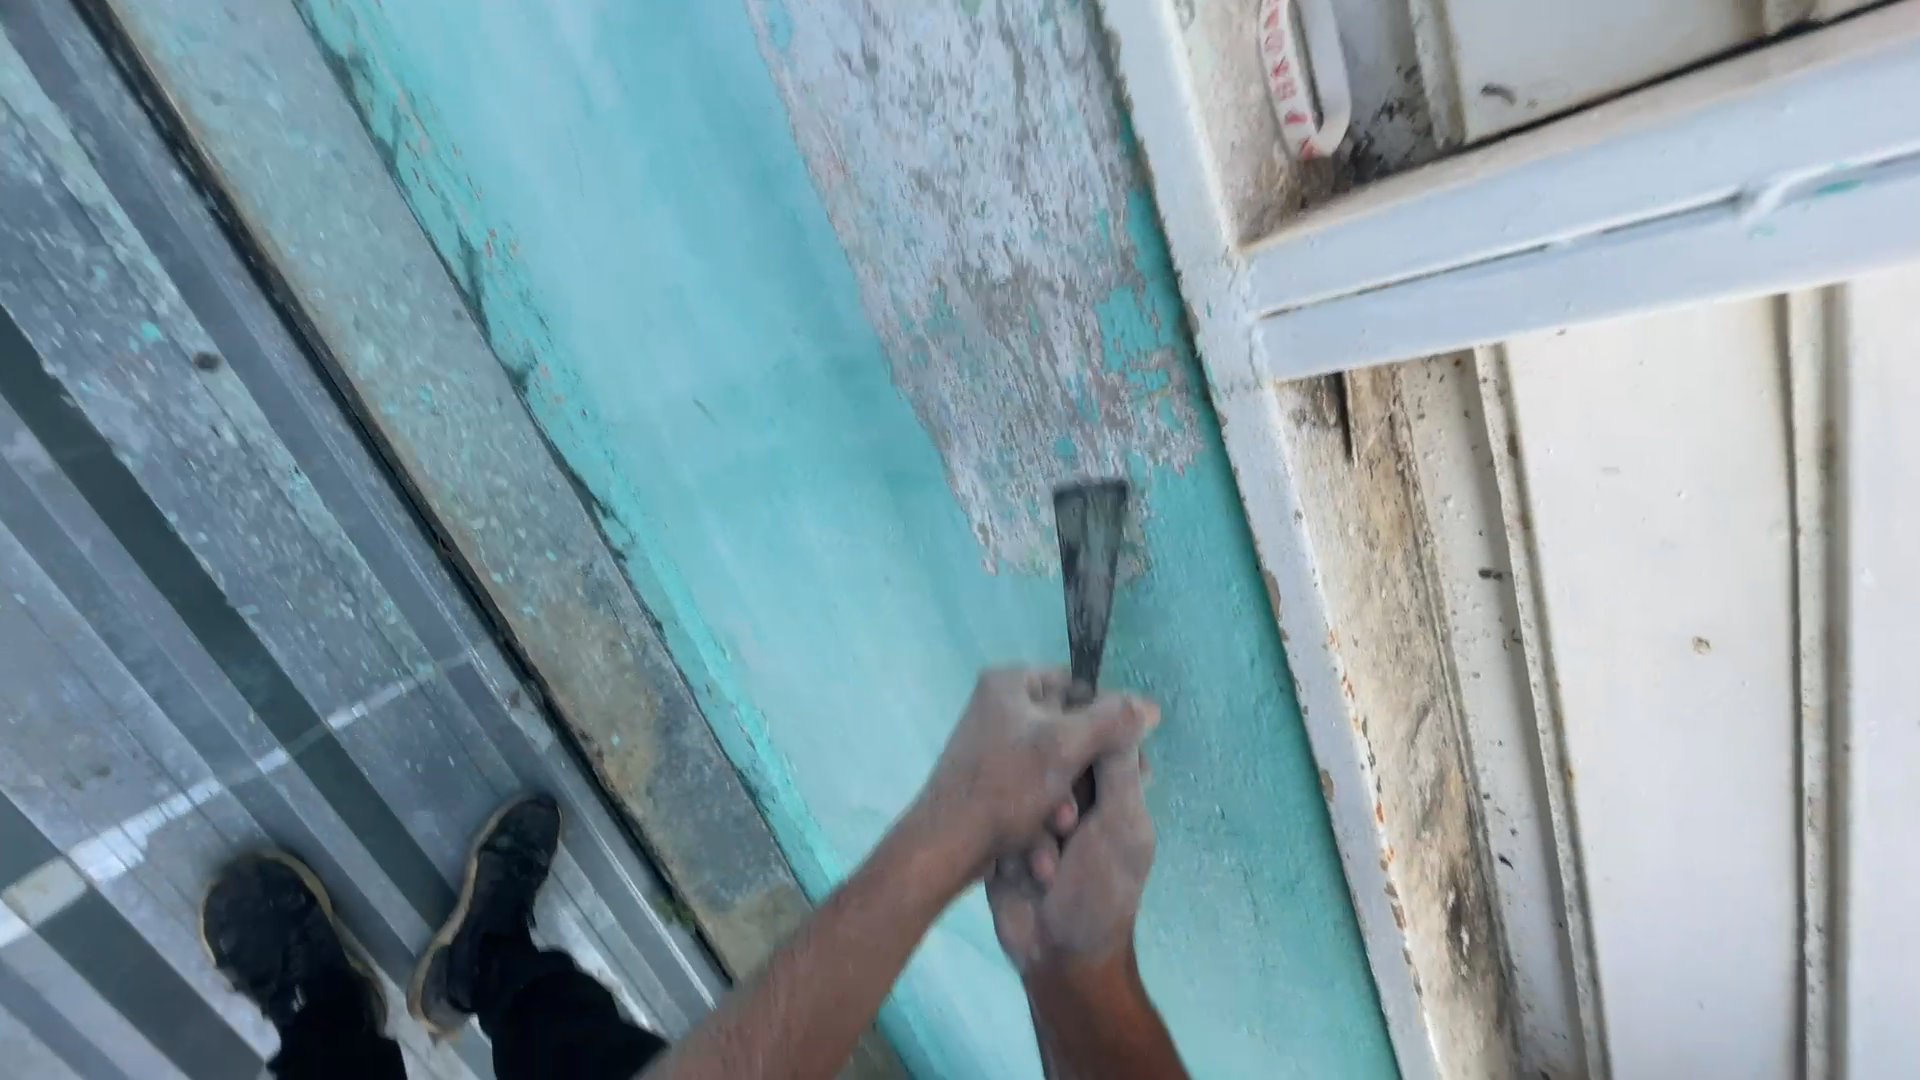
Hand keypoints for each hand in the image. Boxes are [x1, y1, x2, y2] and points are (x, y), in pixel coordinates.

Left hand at [917, 669, 1156, 871]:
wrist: (945, 846)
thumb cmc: (1004, 787)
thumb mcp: (1066, 748)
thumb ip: (1112, 722)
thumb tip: (1150, 705)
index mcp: (1009, 683)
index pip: (1075, 686)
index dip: (1104, 716)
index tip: (1125, 752)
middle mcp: (997, 704)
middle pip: (1067, 727)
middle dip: (1086, 767)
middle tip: (1110, 792)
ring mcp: (992, 742)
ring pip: (1052, 762)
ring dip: (1066, 796)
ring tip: (1067, 824)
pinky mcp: (989, 777)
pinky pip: (1031, 784)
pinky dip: (1043, 807)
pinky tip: (1049, 837)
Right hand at [987, 747, 1156, 974]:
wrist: (1057, 956)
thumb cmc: (1102, 891)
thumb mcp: (1122, 824)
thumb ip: (1120, 766)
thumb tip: (1139, 707)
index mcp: (1112, 786)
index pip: (1096, 735)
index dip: (1082, 737)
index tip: (1069, 748)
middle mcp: (1076, 792)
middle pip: (1054, 755)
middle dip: (1054, 788)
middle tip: (1065, 825)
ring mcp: (1039, 812)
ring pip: (1026, 782)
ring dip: (1035, 821)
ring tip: (1049, 859)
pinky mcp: (1009, 831)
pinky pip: (1003, 812)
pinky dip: (1013, 837)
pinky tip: (1023, 865)